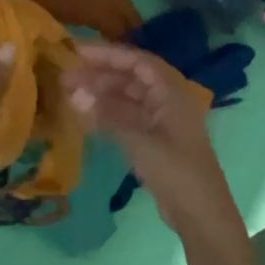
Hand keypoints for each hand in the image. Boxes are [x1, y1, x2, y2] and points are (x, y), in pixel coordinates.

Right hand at [64, 43, 239, 234]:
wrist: (200, 211)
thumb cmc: (176, 171)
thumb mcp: (140, 140)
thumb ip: (107, 116)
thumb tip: (74, 96)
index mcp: (172, 92)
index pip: (137, 61)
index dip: (107, 54)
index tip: (75, 52)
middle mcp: (167, 101)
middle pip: (131, 78)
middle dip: (99, 74)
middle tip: (65, 77)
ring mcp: (161, 122)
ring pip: (127, 98)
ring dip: (101, 94)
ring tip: (70, 96)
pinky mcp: (154, 141)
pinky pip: (127, 118)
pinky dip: (107, 114)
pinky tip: (85, 117)